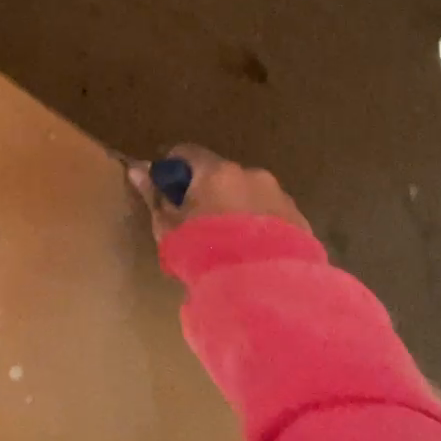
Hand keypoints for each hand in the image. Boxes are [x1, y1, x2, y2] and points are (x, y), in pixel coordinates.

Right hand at [128, 144, 310, 241]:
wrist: (267, 288)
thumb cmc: (206, 249)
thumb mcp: (168, 224)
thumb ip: (154, 195)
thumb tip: (137, 170)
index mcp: (216, 171)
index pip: (187, 152)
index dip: (174, 168)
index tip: (169, 189)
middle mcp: (251, 175)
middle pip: (222, 174)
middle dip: (210, 189)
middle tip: (199, 218)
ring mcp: (281, 198)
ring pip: (250, 194)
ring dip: (238, 206)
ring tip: (230, 238)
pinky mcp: (303, 223)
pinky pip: (273, 214)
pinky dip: (260, 224)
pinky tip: (253, 249)